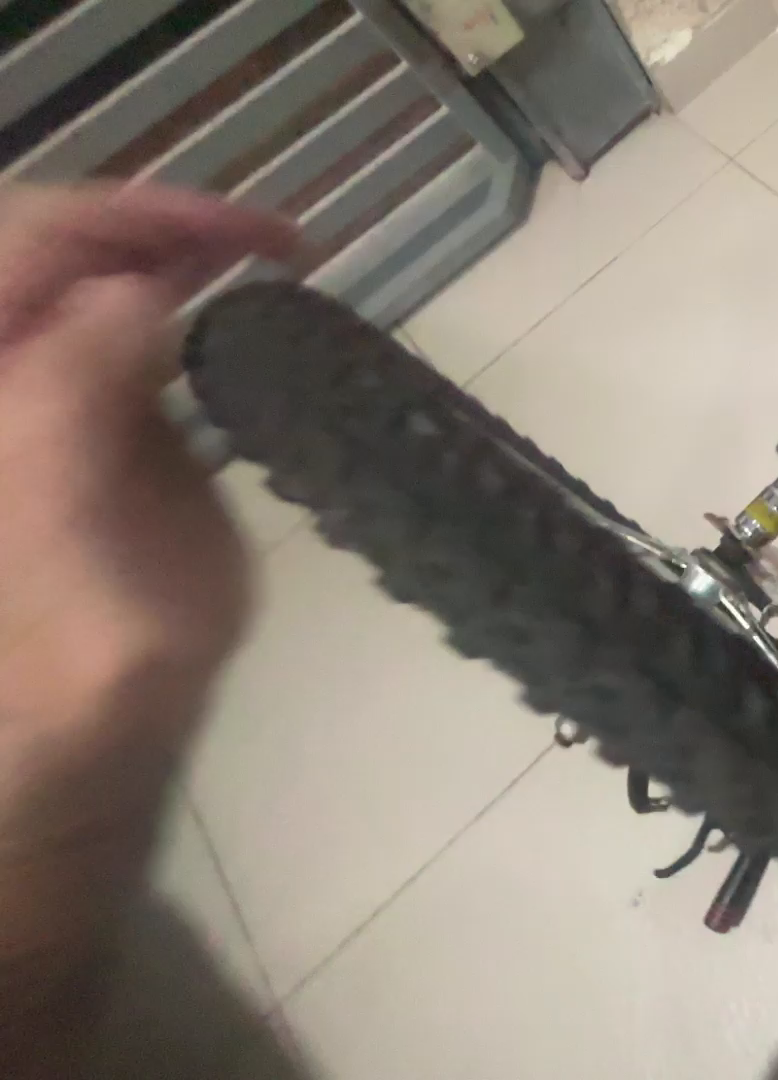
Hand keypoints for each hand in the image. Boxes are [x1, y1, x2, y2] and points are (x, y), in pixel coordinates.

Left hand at [0, 185, 296, 721]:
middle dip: (162, 226)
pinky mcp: (97, 429)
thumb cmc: (77, 633)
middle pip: (53, 251)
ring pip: (88, 287)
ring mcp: (42, 396)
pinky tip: (225, 310)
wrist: (91, 707)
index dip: (146, 220)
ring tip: (261, 259)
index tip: (270, 237)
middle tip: (279, 243)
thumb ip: (69, 398)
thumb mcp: (65, 517)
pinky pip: (126, 338)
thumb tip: (137, 290)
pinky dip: (178, 307)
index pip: (34, 248)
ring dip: (171, 257)